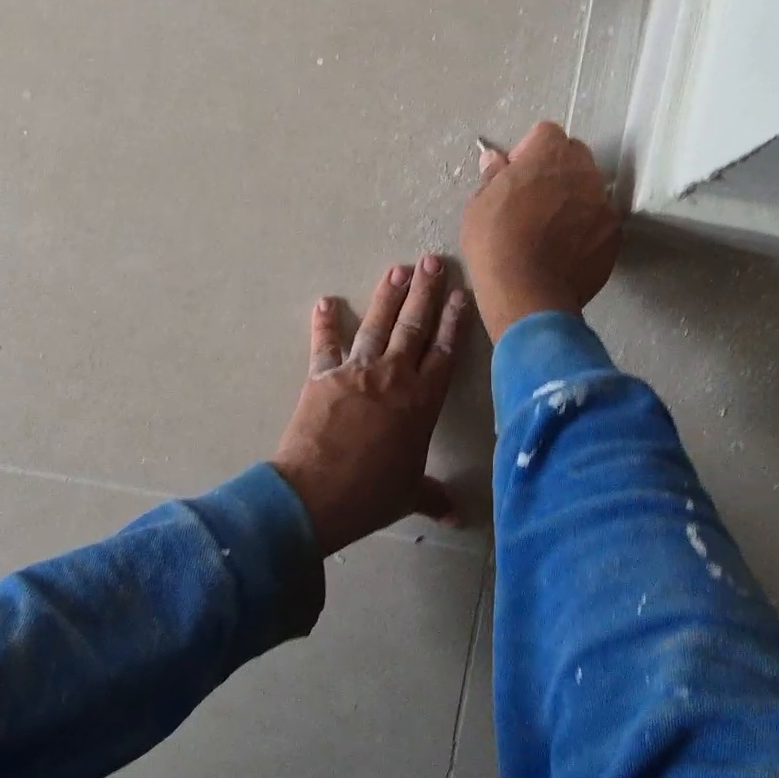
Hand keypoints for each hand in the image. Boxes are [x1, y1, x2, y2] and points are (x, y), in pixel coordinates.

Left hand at [271, 256, 468, 555]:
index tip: (461, 293)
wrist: (316, 495)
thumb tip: (456, 516)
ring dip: (388, 296)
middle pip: (415, 326)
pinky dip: (325, 324)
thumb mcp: (407, 493)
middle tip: (432, 261)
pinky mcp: (323, 376)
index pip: (445, 352)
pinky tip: (325, 303)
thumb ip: (431, 495)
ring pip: (378, 326)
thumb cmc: (371, 494)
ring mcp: (358, 372)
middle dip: (425, 292)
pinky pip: (325, 345)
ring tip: (397, 270)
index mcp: (423, 401)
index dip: (454, 321)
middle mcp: (395, 377)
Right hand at [459, 122, 620, 340]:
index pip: (546, 134)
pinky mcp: (615, 236)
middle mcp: (586, 171)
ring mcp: (605, 204)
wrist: (527, 293)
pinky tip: (566, 252)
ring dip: (574, 202)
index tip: (516, 175)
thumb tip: (494, 159)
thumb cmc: (494, 243)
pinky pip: (600, 224)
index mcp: (550, 153)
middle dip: (558, 172)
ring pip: (590, 192)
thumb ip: (493, 176)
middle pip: (574, 158)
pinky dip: (587, 231)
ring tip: (552, 232)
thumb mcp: (479, 205)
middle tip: (535, 202)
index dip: (529, 152)